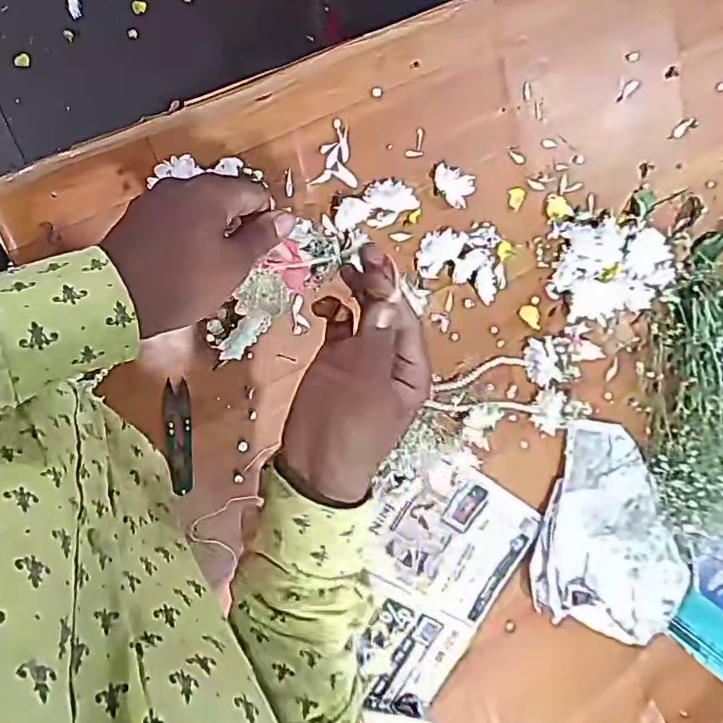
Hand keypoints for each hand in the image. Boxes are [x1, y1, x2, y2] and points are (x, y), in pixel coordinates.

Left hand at [100, 173, 291, 336]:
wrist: (115, 298)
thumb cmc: (183, 283)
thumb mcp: (233, 265)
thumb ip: (262, 237)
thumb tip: (285, 218)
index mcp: (213, 191)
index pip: (256, 193)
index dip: (265, 221)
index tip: (260, 250)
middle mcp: (184, 184)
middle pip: (226, 196)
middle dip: (237, 223)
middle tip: (236, 260)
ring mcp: (157, 197)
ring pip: (199, 206)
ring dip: (211, 228)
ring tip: (208, 263)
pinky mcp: (138, 213)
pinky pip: (175, 215)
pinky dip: (185, 231)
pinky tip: (182, 259)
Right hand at [276, 246, 430, 505]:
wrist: (312, 469)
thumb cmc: (346, 430)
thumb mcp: (364, 384)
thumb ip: (373, 339)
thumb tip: (384, 300)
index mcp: (410, 368)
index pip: (404, 317)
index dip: (391, 287)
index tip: (375, 259)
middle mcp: (390, 358)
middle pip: (386, 311)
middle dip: (375, 283)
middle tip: (360, 253)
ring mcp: (363, 358)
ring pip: (365, 314)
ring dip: (357, 291)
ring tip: (344, 268)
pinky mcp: (337, 360)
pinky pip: (342, 327)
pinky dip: (336, 312)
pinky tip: (325, 306)